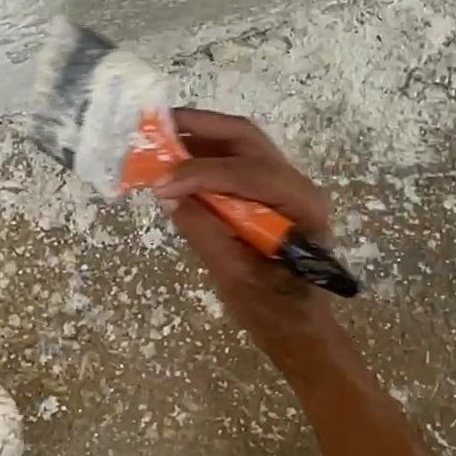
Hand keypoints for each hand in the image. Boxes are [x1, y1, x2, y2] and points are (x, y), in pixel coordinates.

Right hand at [154, 109, 345, 367]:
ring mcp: (280, 184)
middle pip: (244, 139)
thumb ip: (203, 231)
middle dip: (199, 127)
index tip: (160, 182)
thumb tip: (166, 194)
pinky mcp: (263, 191)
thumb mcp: (235, 277)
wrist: (298, 328)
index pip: (248, 172)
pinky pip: (231, 159)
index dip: (201, 172)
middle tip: (155, 127)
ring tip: (157, 138)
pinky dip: (200, 155)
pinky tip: (172, 162)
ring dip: (197, 136)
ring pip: (238, 142)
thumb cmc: (273, 310)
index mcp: (300, 205)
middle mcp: (295, 184)